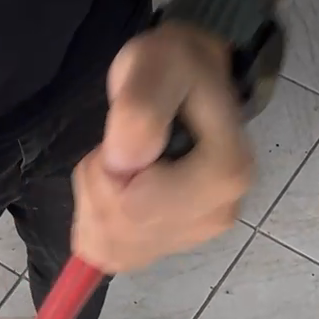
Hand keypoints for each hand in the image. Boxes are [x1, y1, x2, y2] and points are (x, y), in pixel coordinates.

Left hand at [72, 21, 252, 273]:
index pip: (131, 207)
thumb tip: (125, 162)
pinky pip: (107, 255)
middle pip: (119, 230)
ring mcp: (191, 238)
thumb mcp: (155, 63)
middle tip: (115, 150)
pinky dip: (97, 225)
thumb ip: (141, 106)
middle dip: (96, 188)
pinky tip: (116, 193)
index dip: (106, 174)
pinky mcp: (166, 250)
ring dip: (94, 204)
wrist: (186, 88)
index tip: (120, 140)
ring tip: (120, 167)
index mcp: (223, 174)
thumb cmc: (172, 71)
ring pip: (109, 246)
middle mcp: (215, 215)